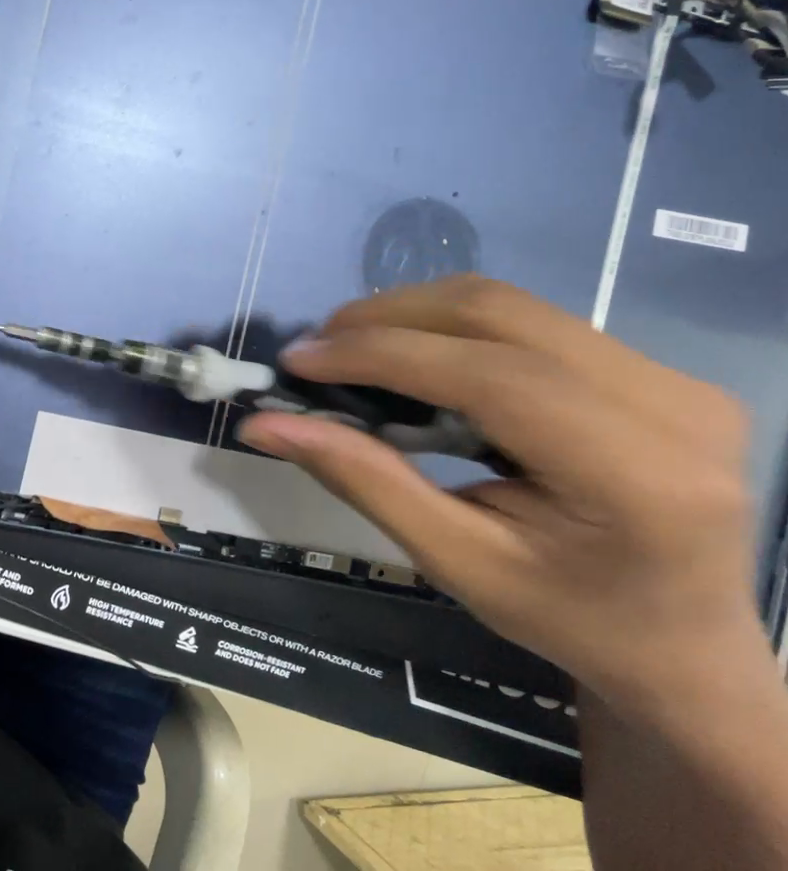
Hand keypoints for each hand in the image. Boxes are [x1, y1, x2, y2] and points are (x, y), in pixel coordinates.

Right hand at [236, 277, 763, 718]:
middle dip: (387, 318)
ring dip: (413, 318)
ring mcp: (674, 379)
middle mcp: (673, 406)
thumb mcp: (454, 562)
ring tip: (350, 355)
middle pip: (501, 315)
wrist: (685, 643)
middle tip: (314, 351)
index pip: (493, 376)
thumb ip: (364, 481)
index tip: (296, 360)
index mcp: (639, 475)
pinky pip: (529, 324)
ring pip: (511, 307)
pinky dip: (449, 331)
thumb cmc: (569, 619)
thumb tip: (264, 424)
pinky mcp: (656, 371)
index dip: (382, 354)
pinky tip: (410, 365)